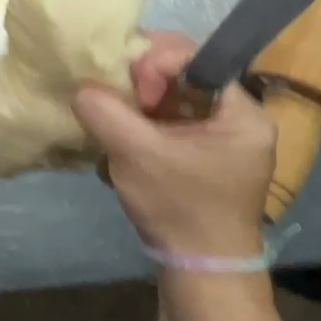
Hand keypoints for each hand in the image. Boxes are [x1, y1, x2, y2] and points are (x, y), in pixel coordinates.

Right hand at [73, 31, 276, 258]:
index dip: (153, 64)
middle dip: (137, 74)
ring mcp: (212, 128)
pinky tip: (116, 125)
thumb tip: (79, 85)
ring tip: (110, 110)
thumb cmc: (180, 206)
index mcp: (241, 112)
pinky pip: (159, 106)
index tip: (132, 94)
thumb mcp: (135, 153)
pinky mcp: (191, 142)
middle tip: (113, 95)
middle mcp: (233, 113)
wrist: (198, 263)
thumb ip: (103, 109)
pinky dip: (132, 108)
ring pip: (162, 85)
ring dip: (130, 92)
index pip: (192, 57)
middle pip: (176, 66)